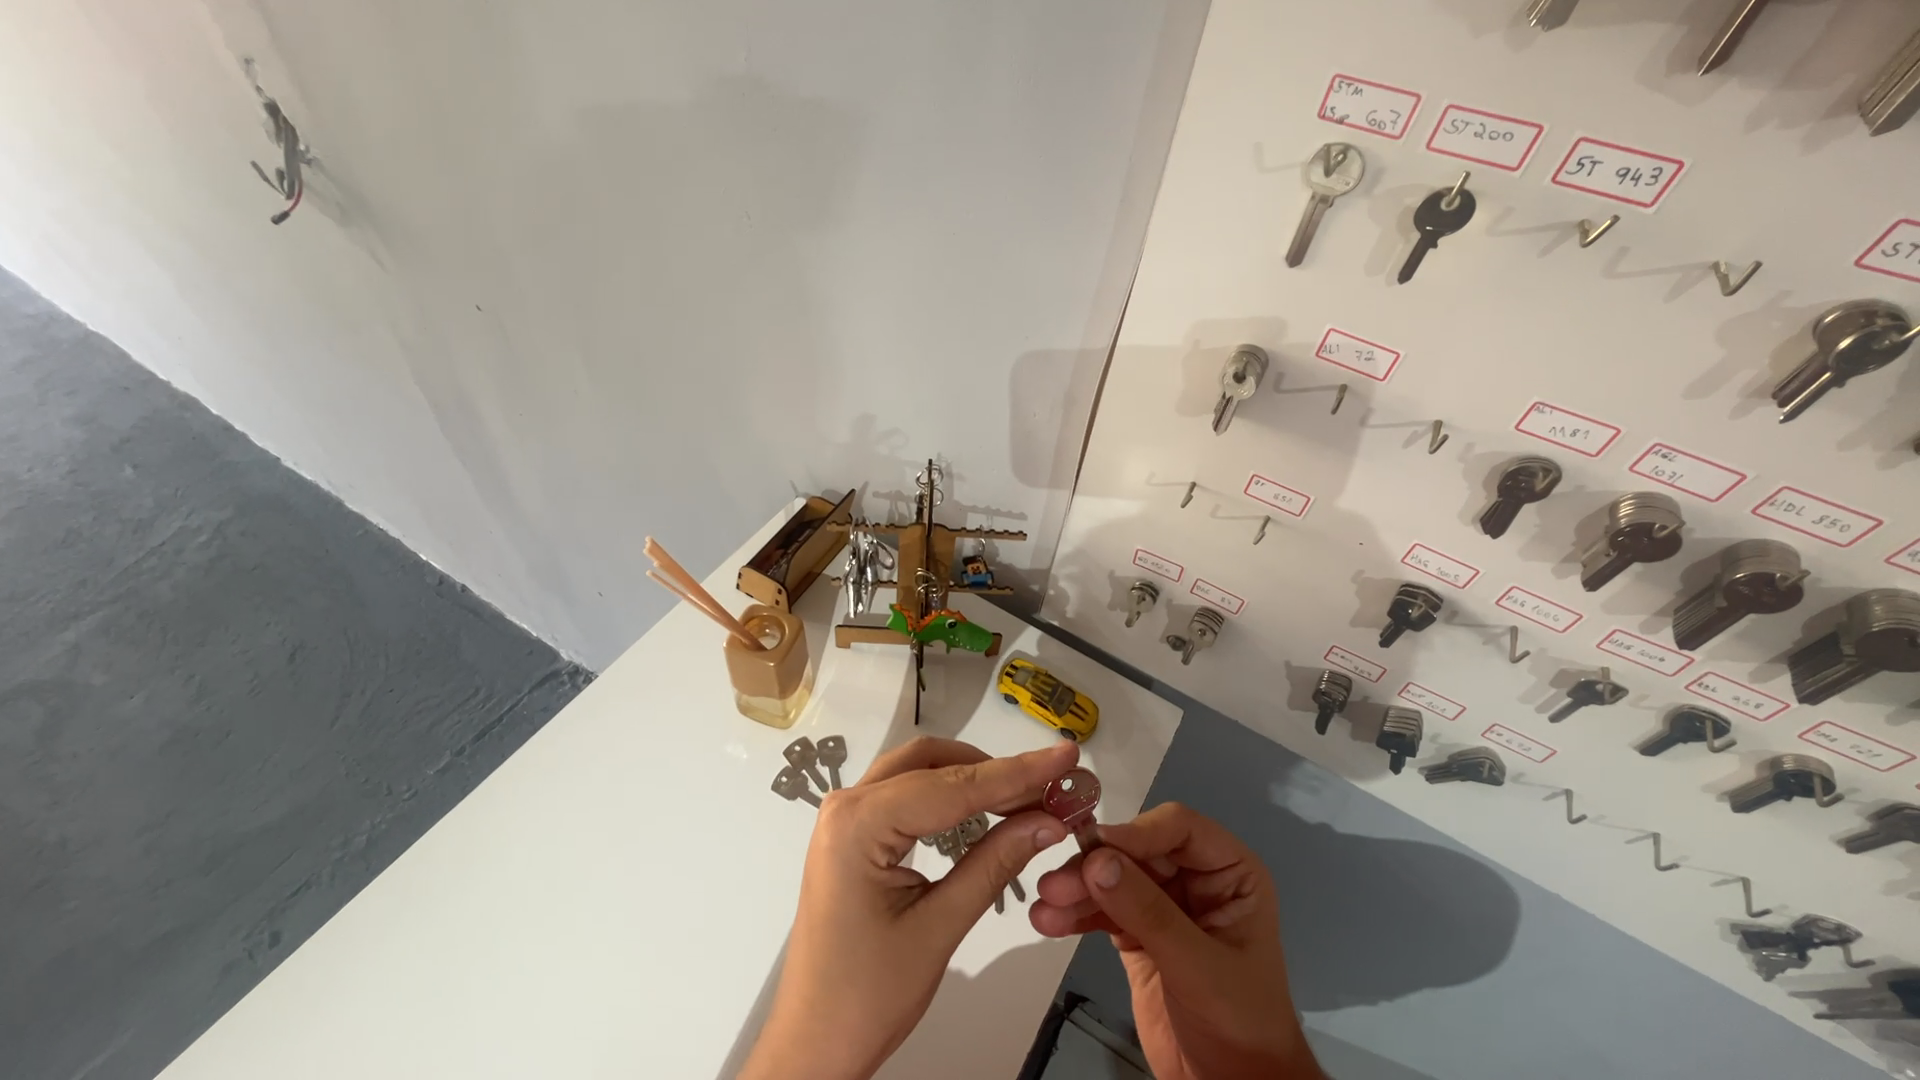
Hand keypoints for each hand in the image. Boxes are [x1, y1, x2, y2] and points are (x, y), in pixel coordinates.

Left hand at [739, 736, 1077, 1079]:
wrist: (815, 1041)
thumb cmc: (869, 994)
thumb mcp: (939, 927)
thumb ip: (994, 864)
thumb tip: (1049, 820)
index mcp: (859, 824)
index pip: (952, 786)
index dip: (1015, 772)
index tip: (1065, 756)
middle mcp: (846, 805)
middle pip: (931, 763)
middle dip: (993, 770)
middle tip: (1051, 784)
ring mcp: (845, 817)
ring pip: (918, 771)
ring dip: (972, 777)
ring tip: (1028, 795)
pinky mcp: (852, 834)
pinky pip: (906, 795)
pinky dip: (948, 794)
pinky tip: (985, 809)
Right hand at [1029, 803, 1323, 1079]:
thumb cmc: (1239, 1020)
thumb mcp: (1198, 966)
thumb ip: (1149, 912)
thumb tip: (1097, 861)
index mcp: (1228, 873)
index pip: (1179, 829)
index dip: (1135, 832)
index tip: (1091, 847)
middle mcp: (1195, 879)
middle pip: (1136, 852)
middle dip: (1094, 866)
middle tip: (1053, 884)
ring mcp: (1163, 905)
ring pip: (1113, 878)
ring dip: (1077, 890)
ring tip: (1044, 906)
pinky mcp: (1137, 933)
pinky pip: (1102, 910)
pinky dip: (1076, 914)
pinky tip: (1049, 922)